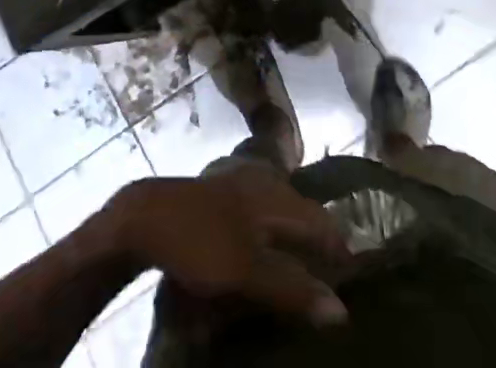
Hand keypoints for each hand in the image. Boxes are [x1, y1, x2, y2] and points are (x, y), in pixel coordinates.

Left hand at [100, 166, 352, 327]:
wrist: (141, 217)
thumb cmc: (198, 241)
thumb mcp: (247, 271)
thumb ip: (294, 288)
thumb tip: (342, 311)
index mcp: (274, 196)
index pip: (322, 221)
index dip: (340, 249)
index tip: (354, 278)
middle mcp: (260, 183)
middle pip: (300, 211)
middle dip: (316, 239)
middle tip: (330, 273)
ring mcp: (235, 185)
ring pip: (276, 209)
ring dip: (290, 236)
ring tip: (300, 265)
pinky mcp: (215, 195)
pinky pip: (254, 212)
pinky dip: (266, 232)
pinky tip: (260, 249)